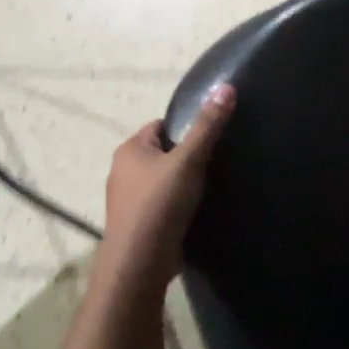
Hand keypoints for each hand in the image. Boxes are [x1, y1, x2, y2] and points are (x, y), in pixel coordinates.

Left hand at [102, 85, 234, 271]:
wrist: (140, 262)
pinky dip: (176, 203)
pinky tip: (196, 209)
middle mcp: (122, 170)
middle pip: (162, 152)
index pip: (160, 125)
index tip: (211, 137)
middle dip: (185, 155)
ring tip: (209, 185)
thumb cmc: (160, 204)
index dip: (186, 128)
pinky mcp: (138, 222)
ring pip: (161, 178)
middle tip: (215, 161)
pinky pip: (161, 202)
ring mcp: (127, 199)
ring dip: (181, 181)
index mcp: (130, 150)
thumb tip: (227, 87)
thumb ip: (208, 126)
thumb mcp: (189, 160)